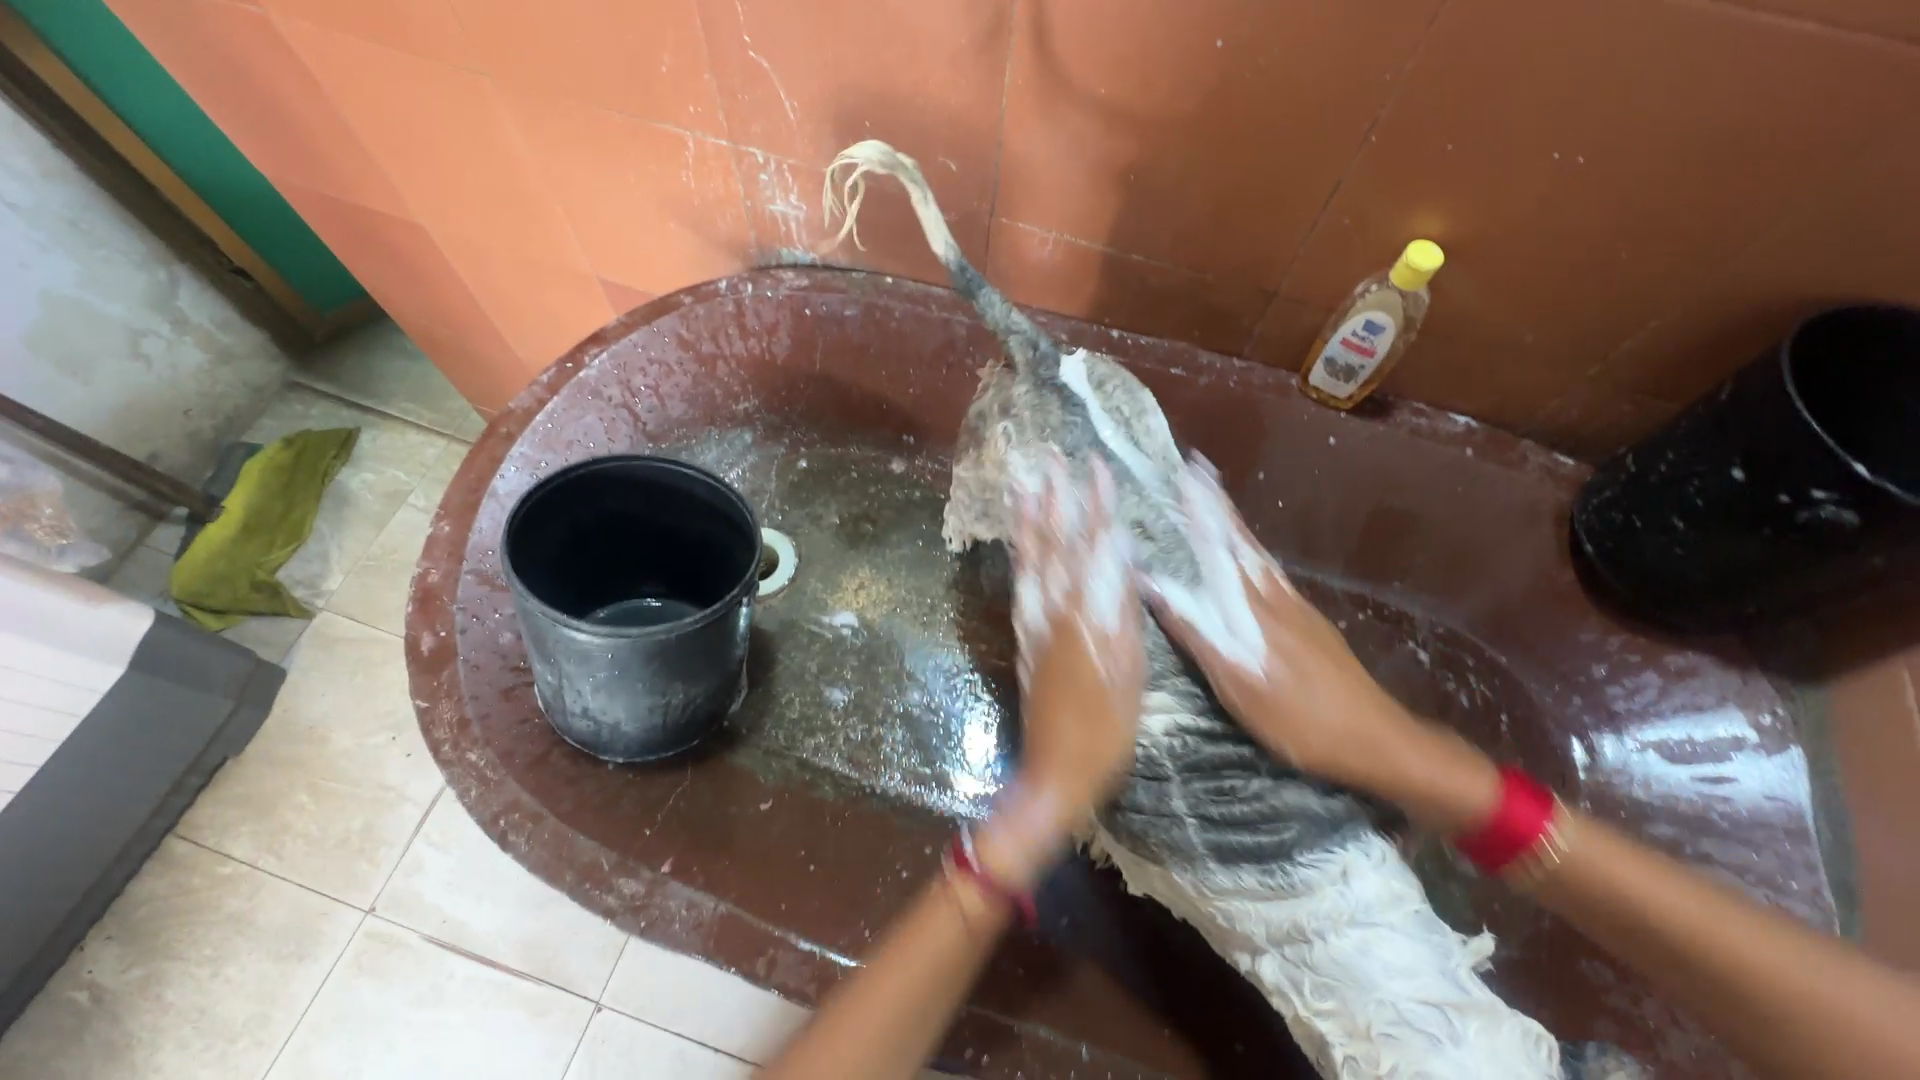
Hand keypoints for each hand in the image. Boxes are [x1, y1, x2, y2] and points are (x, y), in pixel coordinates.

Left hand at [975, 451, 1146, 887]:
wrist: (1058, 770)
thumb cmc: (1106, 727)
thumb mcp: (1129, 668)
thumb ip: (1119, 607)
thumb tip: (1117, 552)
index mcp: (1086, 614)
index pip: (1092, 546)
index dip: (1095, 504)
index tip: (1095, 465)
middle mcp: (1054, 610)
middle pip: (1053, 543)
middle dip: (1054, 497)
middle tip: (1048, 456)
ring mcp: (1035, 624)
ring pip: (1029, 561)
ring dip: (1028, 521)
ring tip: (1024, 486)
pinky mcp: (1025, 641)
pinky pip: (1019, 588)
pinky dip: (1019, 560)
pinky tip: (1019, 546)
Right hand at [1142, 457, 1498, 831]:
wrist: (1374, 738)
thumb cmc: (1298, 718)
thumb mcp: (1237, 683)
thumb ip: (1196, 633)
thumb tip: (1154, 587)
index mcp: (1253, 608)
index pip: (1221, 547)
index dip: (1204, 510)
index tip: (1189, 472)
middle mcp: (1275, 597)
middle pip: (1242, 543)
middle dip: (1218, 507)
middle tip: (1200, 474)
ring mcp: (1297, 610)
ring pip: (1259, 557)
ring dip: (1235, 527)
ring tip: (1217, 506)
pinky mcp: (1310, 625)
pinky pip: (1271, 575)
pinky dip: (1252, 555)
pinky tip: (1250, 562)